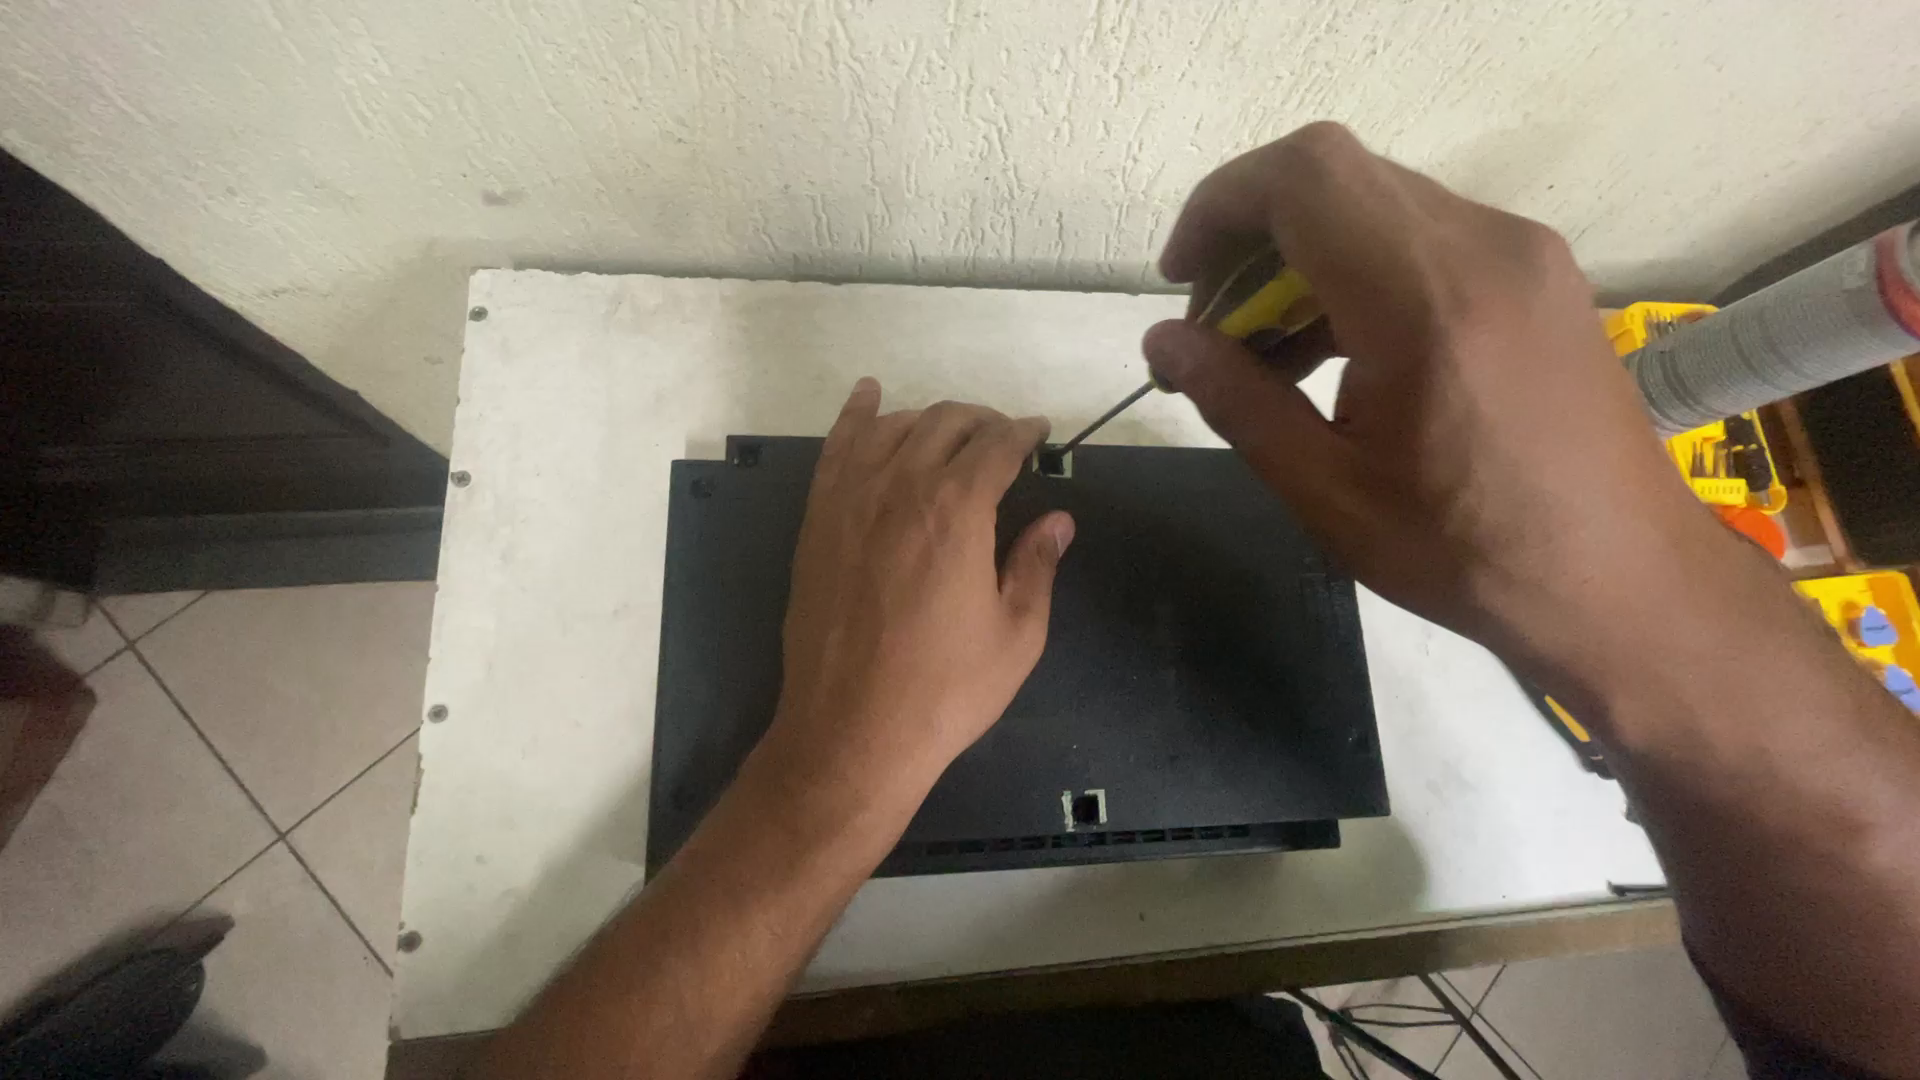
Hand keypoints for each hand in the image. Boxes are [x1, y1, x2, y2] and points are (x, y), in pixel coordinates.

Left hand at [764, 378, 1075, 796]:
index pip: (997, 445)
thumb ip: (1037, 565)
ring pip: (893, 427)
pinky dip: (857, 415)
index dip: (1024, 433)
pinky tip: (869, 396)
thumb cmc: (945, 690)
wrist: (851, 731)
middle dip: (982, 421)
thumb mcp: (1016, 635)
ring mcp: (850, 499)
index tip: (1040, 434)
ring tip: (951, 431)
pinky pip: (837, 448)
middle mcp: (900, 487)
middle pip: (945, 424)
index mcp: (957, 510)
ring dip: (929, 418)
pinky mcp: (817, 520)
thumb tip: (1060, 520)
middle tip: (1002, 440)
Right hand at [1143, 123, 1728, 666]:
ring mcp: (1519, 253)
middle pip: (1331, 180)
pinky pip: (1415, 239)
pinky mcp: (1533, 275)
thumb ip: (1236, 400)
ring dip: (1293, 263)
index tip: (1179, 280)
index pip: (1303, 178)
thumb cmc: (1463, 551)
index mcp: (1426, 301)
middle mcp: (1484, 246)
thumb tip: (1161, 340)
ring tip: (1258, 357)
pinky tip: (1325, 355)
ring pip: (1370, 206)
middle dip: (1246, 243)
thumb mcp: (1324, 489)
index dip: (1219, 206)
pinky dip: (1346, 275)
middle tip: (1209, 334)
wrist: (1621, 581)